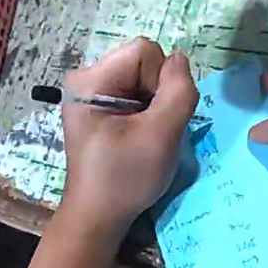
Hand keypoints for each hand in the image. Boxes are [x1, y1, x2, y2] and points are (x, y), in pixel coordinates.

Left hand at [59, 38, 197, 237]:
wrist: (98, 215)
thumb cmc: (125, 178)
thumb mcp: (161, 136)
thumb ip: (178, 92)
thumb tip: (181, 59)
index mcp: (91, 80)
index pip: (145, 51)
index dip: (161, 80)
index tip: (155, 116)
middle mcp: (86, 78)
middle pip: (143, 62)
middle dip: (158, 92)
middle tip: (152, 130)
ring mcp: (91, 92)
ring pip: (143, 77)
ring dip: (155, 104)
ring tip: (145, 136)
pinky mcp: (98, 106)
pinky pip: (135, 91)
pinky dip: (146, 111)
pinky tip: (138, 136)